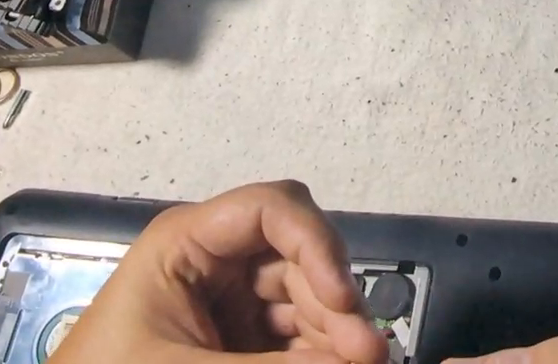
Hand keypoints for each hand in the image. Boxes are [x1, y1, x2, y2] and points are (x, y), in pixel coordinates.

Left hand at [51, 180, 389, 363]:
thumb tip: (356, 362)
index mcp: (187, 241)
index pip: (272, 209)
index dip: (316, 243)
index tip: (342, 299)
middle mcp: (217, 255)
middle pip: (298, 256)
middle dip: (334, 303)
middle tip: (370, 353)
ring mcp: (230, 295)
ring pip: (304, 294)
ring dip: (334, 330)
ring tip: (367, 362)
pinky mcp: (235, 334)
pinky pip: (290, 331)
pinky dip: (315, 350)